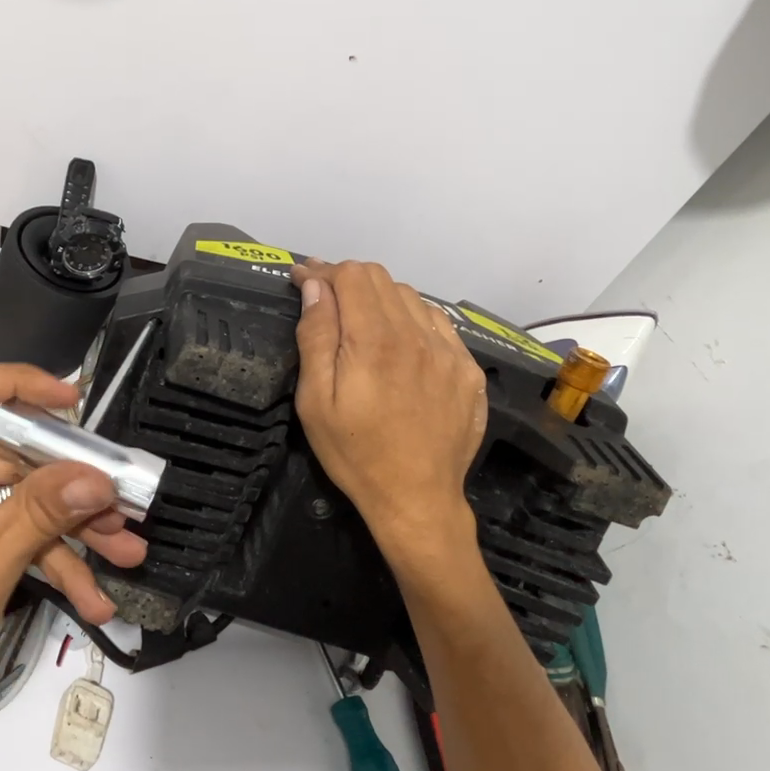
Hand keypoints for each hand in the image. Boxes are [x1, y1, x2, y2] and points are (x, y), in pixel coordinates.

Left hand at [0, 363, 148, 770]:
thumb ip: (40, 514)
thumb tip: (95, 475)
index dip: (17, 383)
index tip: (70, 398)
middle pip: (12, 455)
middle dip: (69, 485)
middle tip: (120, 499)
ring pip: (26, 502)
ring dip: (75, 529)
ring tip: (125, 549)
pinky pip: (21, 539)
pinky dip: (55, 562)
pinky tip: (93, 595)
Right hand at [291, 260, 487, 564]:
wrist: (417, 500)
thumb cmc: (354, 453)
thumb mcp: (315, 400)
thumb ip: (316, 337)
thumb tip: (315, 288)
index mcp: (374, 340)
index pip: (351, 276)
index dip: (322, 271)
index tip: (302, 278)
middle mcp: (415, 335)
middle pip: (380, 278)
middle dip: (347, 279)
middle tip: (324, 297)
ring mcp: (448, 351)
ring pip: (410, 297)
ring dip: (379, 297)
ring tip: (359, 319)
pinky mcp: (467, 369)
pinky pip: (437, 323)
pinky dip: (411, 319)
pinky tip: (399, 340)